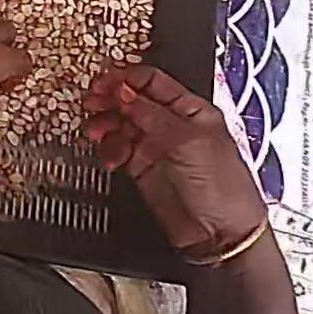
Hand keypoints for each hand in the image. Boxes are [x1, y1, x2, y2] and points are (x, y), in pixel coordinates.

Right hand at [83, 64, 267, 258]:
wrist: (219, 233)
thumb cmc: (221, 185)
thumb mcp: (185, 139)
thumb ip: (149, 113)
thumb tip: (122, 89)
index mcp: (189, 109)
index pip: (151, 82)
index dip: (125, 79)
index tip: (102, 83)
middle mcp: (170, 124)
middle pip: (131, 101)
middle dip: (109, 99)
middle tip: (91, 102)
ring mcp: (155, 146)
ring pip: (120, 125)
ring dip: (105, 125)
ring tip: (95, 132)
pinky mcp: (142, 168)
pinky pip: (118, 150)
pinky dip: (109, 151)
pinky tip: (111, 158)